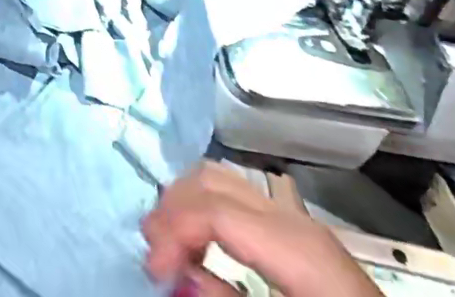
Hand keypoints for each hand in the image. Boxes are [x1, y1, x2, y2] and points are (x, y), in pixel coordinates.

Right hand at [142, 163, 381, 296]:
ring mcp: (296, 222)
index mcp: (300, 251)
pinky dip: (202, 209)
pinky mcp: (295, 233)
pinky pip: (233, 197)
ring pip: (217, 179)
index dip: (172, 233)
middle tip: (154, 255)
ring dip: (182, 204)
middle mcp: (295, 222)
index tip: (154, 272)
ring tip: (170, 246)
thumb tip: (181, 276)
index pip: (214, 211)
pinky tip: (198, 245)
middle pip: (210, 182)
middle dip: (170, 211)